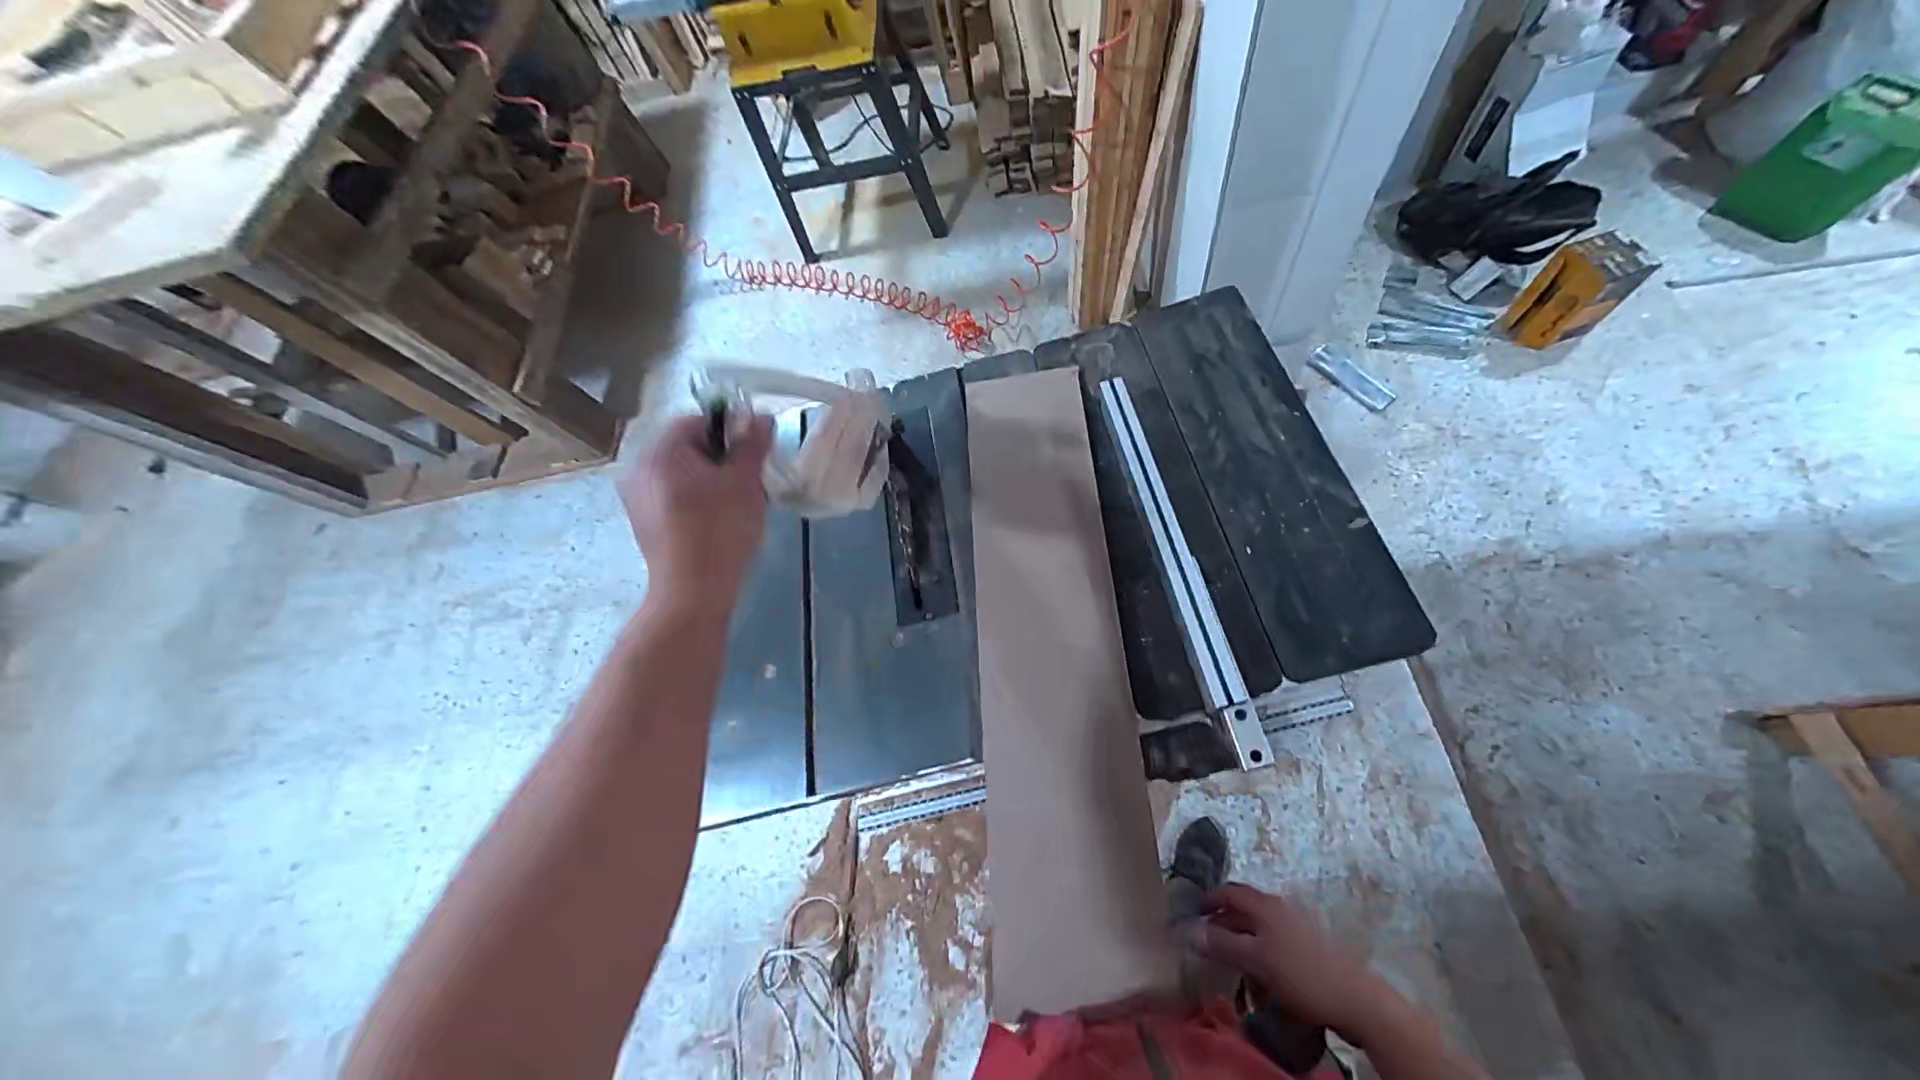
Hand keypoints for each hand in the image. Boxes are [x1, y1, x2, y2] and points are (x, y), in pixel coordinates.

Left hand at [619, 412, 773, 606]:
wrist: (693, 592)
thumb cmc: (721, 530)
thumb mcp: (745, 481)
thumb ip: (752, 443)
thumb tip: (759, 416)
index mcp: (659, 451)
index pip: (696, 420)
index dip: (730, 430)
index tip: (754, 454)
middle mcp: (639, 468)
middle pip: (687, 445)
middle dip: (722, 456)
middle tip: (750, 479)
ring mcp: (637, 497)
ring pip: (682, 472)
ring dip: (711, 478)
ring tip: (737, 502)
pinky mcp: (643, 522)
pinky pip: (673, 494)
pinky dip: (697, 498)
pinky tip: (717, 520)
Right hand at [1194, 884, 1391, 1035]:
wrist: (1357, 1001)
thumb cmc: (1301, 975)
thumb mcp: (1255, 960)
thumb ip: (1222, 944)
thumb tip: (1190, 931)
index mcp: (1266, 905)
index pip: (1229, 892)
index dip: (1209, 901)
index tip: (1194, 914)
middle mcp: (1281, 909)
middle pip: (1244, 908)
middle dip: (1224, 922)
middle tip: (1207, 941)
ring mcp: (1298, 926)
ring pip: (1260, 927)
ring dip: (1242, 938)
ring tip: (1230, 959)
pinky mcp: (1310, 946)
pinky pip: (1275, 941)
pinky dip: (1260, 949)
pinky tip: (1259, 971)